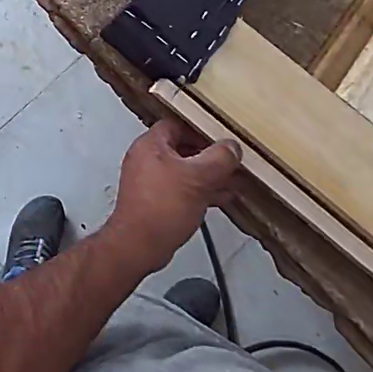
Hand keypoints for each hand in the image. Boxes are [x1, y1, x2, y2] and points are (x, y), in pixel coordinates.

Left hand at [102, 120, 242, 274]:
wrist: (139, 247)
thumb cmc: (161, 208)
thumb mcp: (197, 178)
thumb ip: (218, 159)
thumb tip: (232, 147)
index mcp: (151, 144)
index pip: (178, 124)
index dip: (201, 128)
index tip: (221, 135)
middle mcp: (147, 159)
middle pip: (183, 147)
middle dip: (209, 155)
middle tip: (231, 159)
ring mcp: (150, 181)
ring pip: (185, 170)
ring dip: (208, 175)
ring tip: (233, 179)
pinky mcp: (156, 202)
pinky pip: (182, 189)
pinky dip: (200, 191)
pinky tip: (222, 198)